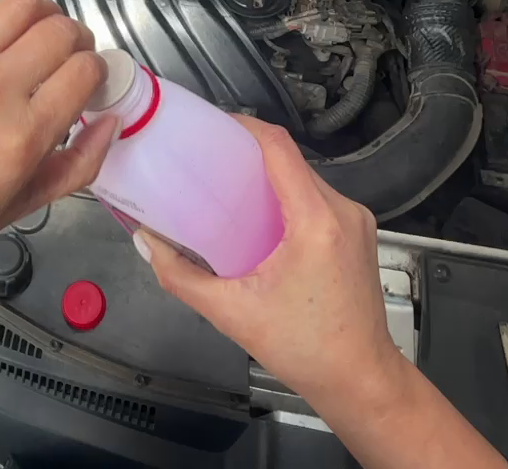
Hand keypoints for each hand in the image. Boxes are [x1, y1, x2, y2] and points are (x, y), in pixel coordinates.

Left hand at [0, 0, 116, 290]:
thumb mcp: (16, 209)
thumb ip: (75, 166)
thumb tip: (109, 124)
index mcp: (21, 136)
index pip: (86, 70)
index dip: (99, 71)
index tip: (91, 80)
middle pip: (62, 30)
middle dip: (78, 40)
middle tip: (70, 59)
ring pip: (24, 3)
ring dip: (45, 15)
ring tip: (40, 38)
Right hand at [138, 117, 505, 468]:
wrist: (361, 382)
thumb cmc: (304, 348)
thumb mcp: (231, 313)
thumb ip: (181, 277)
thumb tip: (146, 242)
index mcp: (315, 219)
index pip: (279, 146)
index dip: (244, 126)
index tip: (213, 125)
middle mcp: (342, 209)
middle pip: (290, 158)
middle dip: (248, 152)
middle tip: (209, 158)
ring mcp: (355, 219)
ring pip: (304, 176)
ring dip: (268, 174)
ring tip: (228, 185)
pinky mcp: (358, 231)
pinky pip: (317, 195)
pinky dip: (287, 194)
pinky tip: (259, 213)